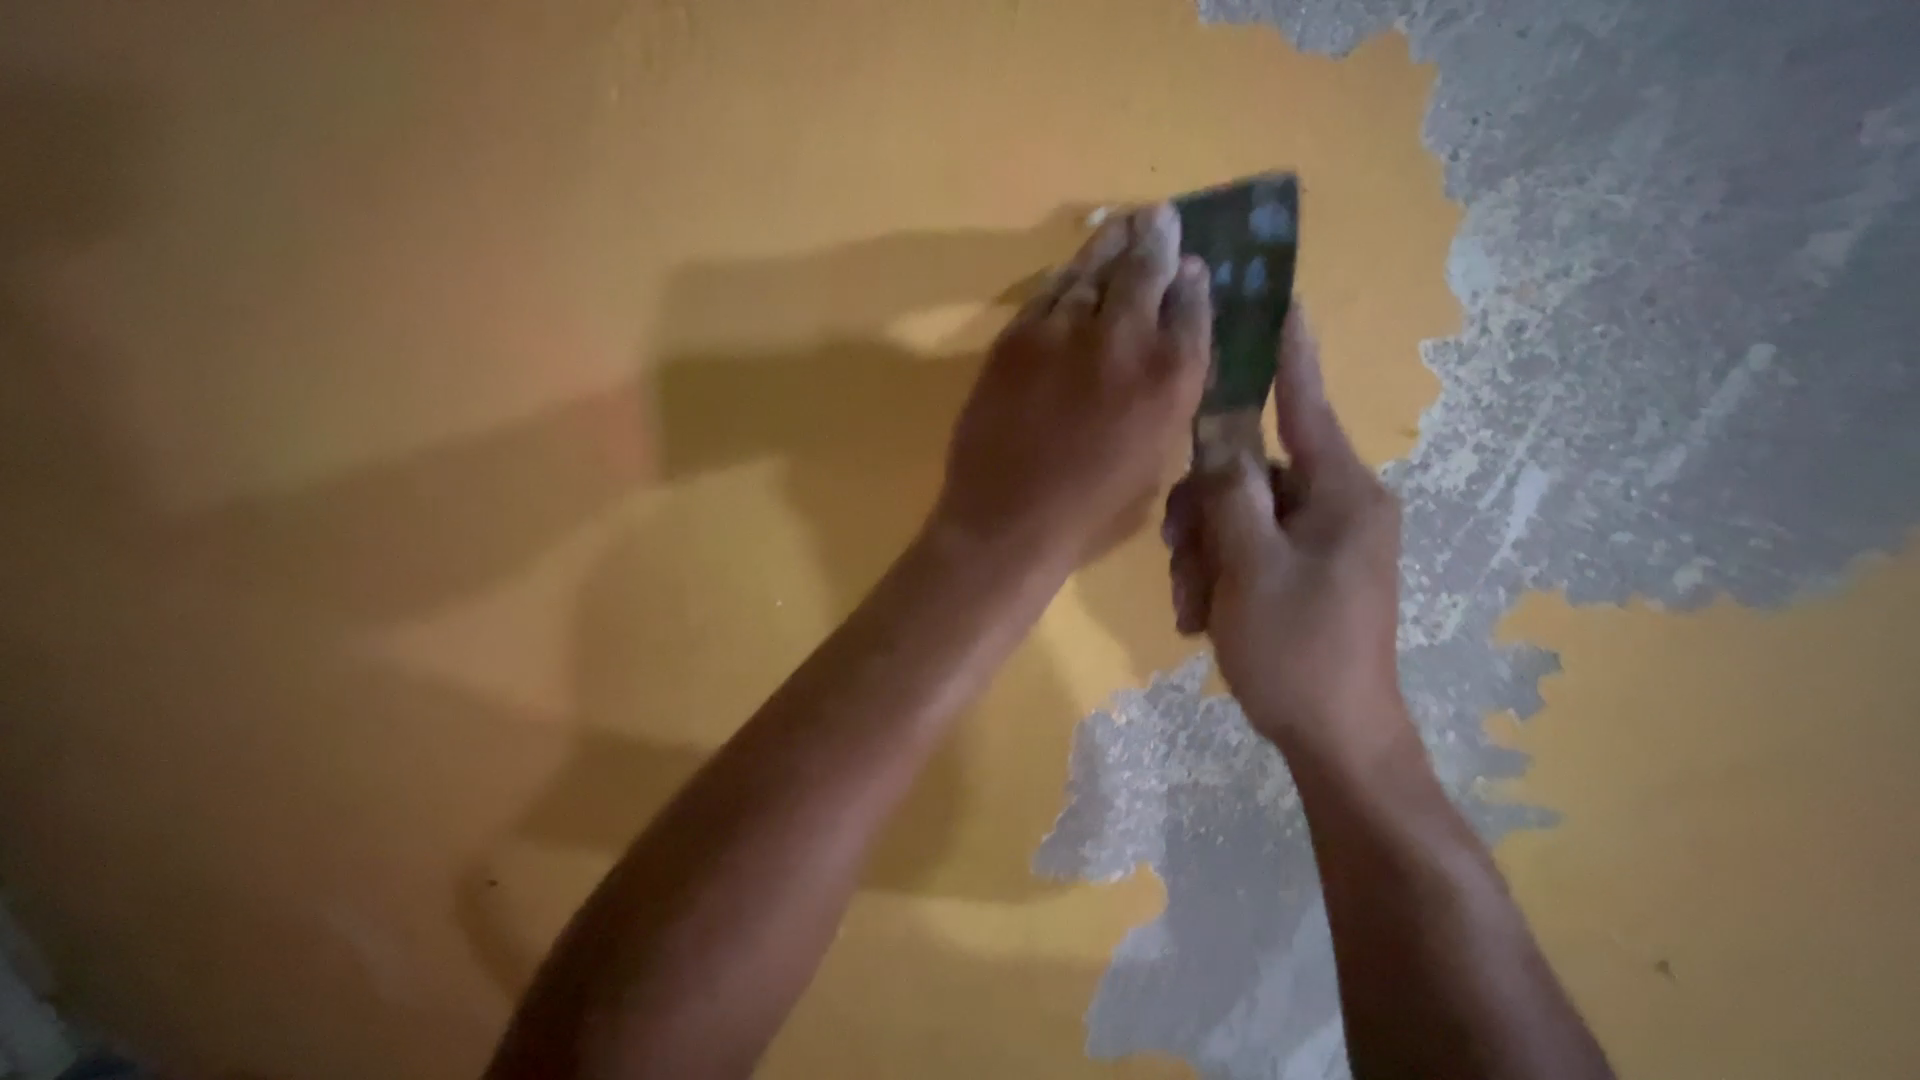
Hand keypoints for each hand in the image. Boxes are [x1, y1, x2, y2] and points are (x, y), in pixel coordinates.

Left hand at [932, 204, 1211, 572]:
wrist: (1008, 522)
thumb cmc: (1090, 514)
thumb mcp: (1154, 465)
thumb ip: (1165, 406)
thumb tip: (1162, 370)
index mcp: (1172, 379)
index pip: (1193, 309)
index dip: (1193, 283)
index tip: (1193, 265)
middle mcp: (1125, 340)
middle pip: (1146, 273)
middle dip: (1158, 240)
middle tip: (1161, 217)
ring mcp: (1065, 333)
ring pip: (1093, 272)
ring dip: (1111, 245)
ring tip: (1124, 226)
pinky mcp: (1016, 338)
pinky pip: (1047, 294)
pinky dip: (1066, 279)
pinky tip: (1075, 270)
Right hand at [1165, 310, 1406, 750]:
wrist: (1337, 741)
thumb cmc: (1299, 650)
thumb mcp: (1250, 568)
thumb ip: (1230, 495)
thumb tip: (1222, 441)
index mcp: (1342, 493)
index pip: (1308, 403)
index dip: (1288, 352)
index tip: (1280, 299)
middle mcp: (1337, 507)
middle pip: (1250, 471)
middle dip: (1203, 513)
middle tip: (1178, 559)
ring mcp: (1322, 544)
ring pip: (1238, 516)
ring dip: (1202, 556)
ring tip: (1193, 608)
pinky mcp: (1305, 575)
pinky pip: (1248, 552)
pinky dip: (1218, 579)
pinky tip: (1203, 619)